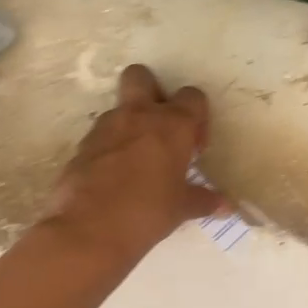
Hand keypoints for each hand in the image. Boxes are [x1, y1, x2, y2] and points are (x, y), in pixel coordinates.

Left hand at [45, 65, 222, 256]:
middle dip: (151, 91)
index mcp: (172, 124)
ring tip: (136, 162)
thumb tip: (226, 207)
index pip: (192, 96)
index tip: (194, 147)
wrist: (88, 231)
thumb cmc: (148, 212)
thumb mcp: (182, 208)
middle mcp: (138, 116)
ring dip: (130, 125)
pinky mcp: (80, 148)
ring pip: (119, 109)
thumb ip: (204, 200)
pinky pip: (100, 137)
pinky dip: (109, 150)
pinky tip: (114, 179)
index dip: (197, 116)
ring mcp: (105, 129)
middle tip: (160, 127)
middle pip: (141, 76)